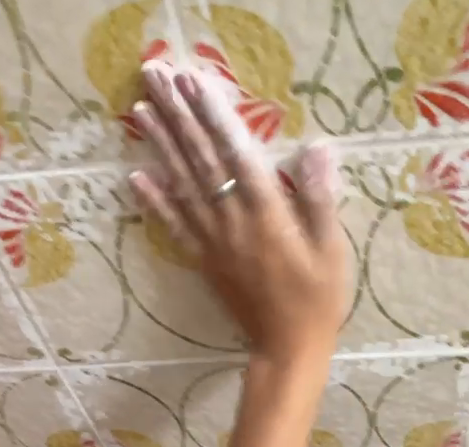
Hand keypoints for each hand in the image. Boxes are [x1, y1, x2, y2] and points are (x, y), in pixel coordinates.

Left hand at [129, 63, 350, 370]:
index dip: (214, 113)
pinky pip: (175, 227)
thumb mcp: (332, 250)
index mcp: (268, 214)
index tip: (195, 79)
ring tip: (139, 108)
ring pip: (183, 186)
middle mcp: (233, 222)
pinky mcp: (205, 262)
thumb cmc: (319, 301)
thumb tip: (317, 148)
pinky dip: (155, 201)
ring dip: (160, 145)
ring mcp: (214, 243)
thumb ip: (320, 199)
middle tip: (155, 74)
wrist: (288, 349)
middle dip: (178, 114)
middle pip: (201, 159)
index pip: (236, 152)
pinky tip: (136, 176)